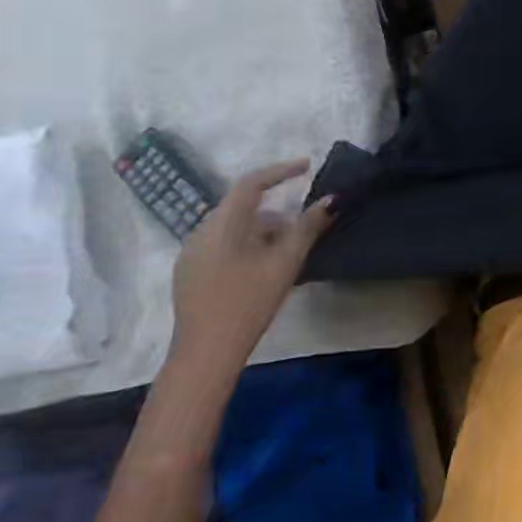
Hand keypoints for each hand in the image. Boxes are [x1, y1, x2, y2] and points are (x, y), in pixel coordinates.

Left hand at [167, 159, 333, 375]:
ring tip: (287, 252)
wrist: (206, 353)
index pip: (251, 183)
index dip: (280, 170)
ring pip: (233, 228)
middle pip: (242, 206)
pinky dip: (247, 245)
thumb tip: (332, 200)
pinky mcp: (189, 273)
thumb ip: (308, 228)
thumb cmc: (248, 304)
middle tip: (302, 224)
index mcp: (221, 225)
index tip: (307, 167)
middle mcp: (201, 232)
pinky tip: (262, 269)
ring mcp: (191, 254)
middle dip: (275, 210)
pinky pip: (222, 245)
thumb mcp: (284, 264)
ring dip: (262, 230)